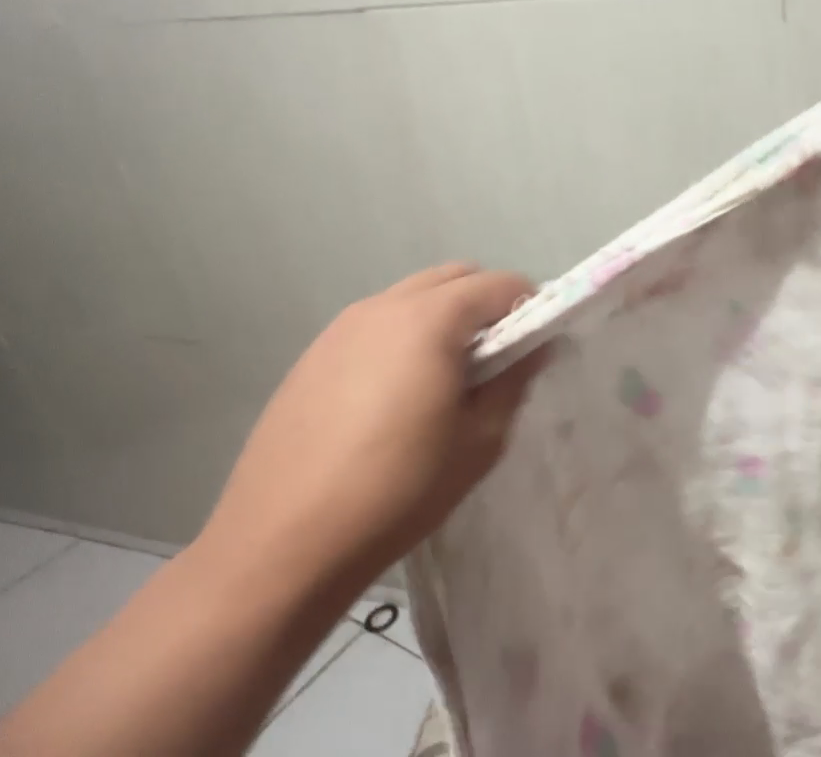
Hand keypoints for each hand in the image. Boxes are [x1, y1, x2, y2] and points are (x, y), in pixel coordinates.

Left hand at [195, 264, 543, 587]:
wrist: (283, 542)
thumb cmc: (400, 490)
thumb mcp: (479, 441)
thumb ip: (513, 381)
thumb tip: (535, 346)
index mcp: (429, 320)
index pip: (499, 284)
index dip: (530, 307)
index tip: (537, 347)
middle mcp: (383, 307)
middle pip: (454, 278)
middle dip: (487, 304)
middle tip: (498, 360)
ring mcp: (340, 329)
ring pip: (411, 298)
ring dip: (443, 319)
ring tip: (446, 382)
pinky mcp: (312, 356)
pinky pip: (375, 325)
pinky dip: (403, 338)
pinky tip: (396, 399)